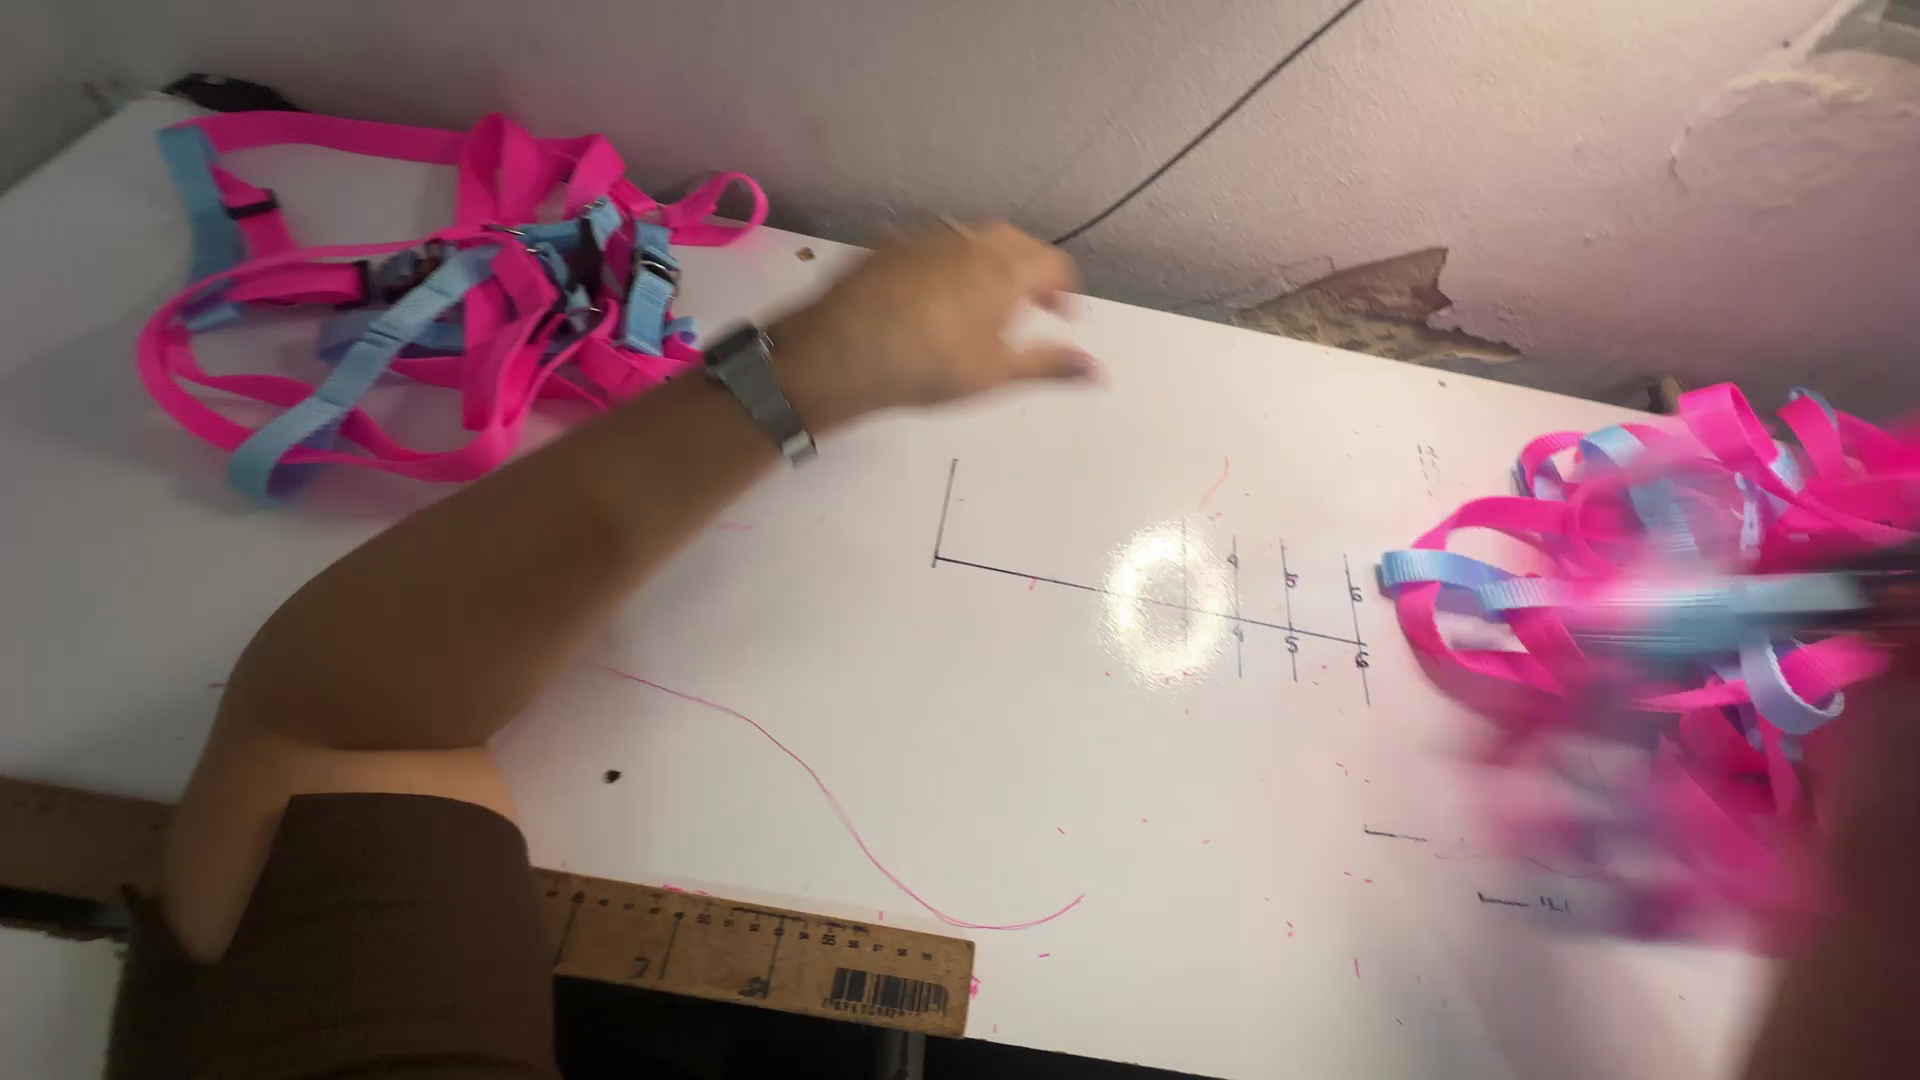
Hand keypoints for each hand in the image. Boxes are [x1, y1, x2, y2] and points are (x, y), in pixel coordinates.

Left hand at [767, 221, 1098, 431]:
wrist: (844, 352)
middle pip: (1015, 246)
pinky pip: (934, 250)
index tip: (1067, 315)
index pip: (1054, 265)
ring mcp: (926, 237)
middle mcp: (970, 239)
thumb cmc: (932, 366)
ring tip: (986, 303)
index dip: (1066, 291)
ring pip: (972, 243)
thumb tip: (1100, 372)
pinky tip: (936, 299)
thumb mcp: (998, 373)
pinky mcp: (890, 246)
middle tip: (1033, 307)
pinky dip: (950, 267)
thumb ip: (1051, 365)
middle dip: (1031, 274)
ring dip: (990, 267)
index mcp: (1006, 266)